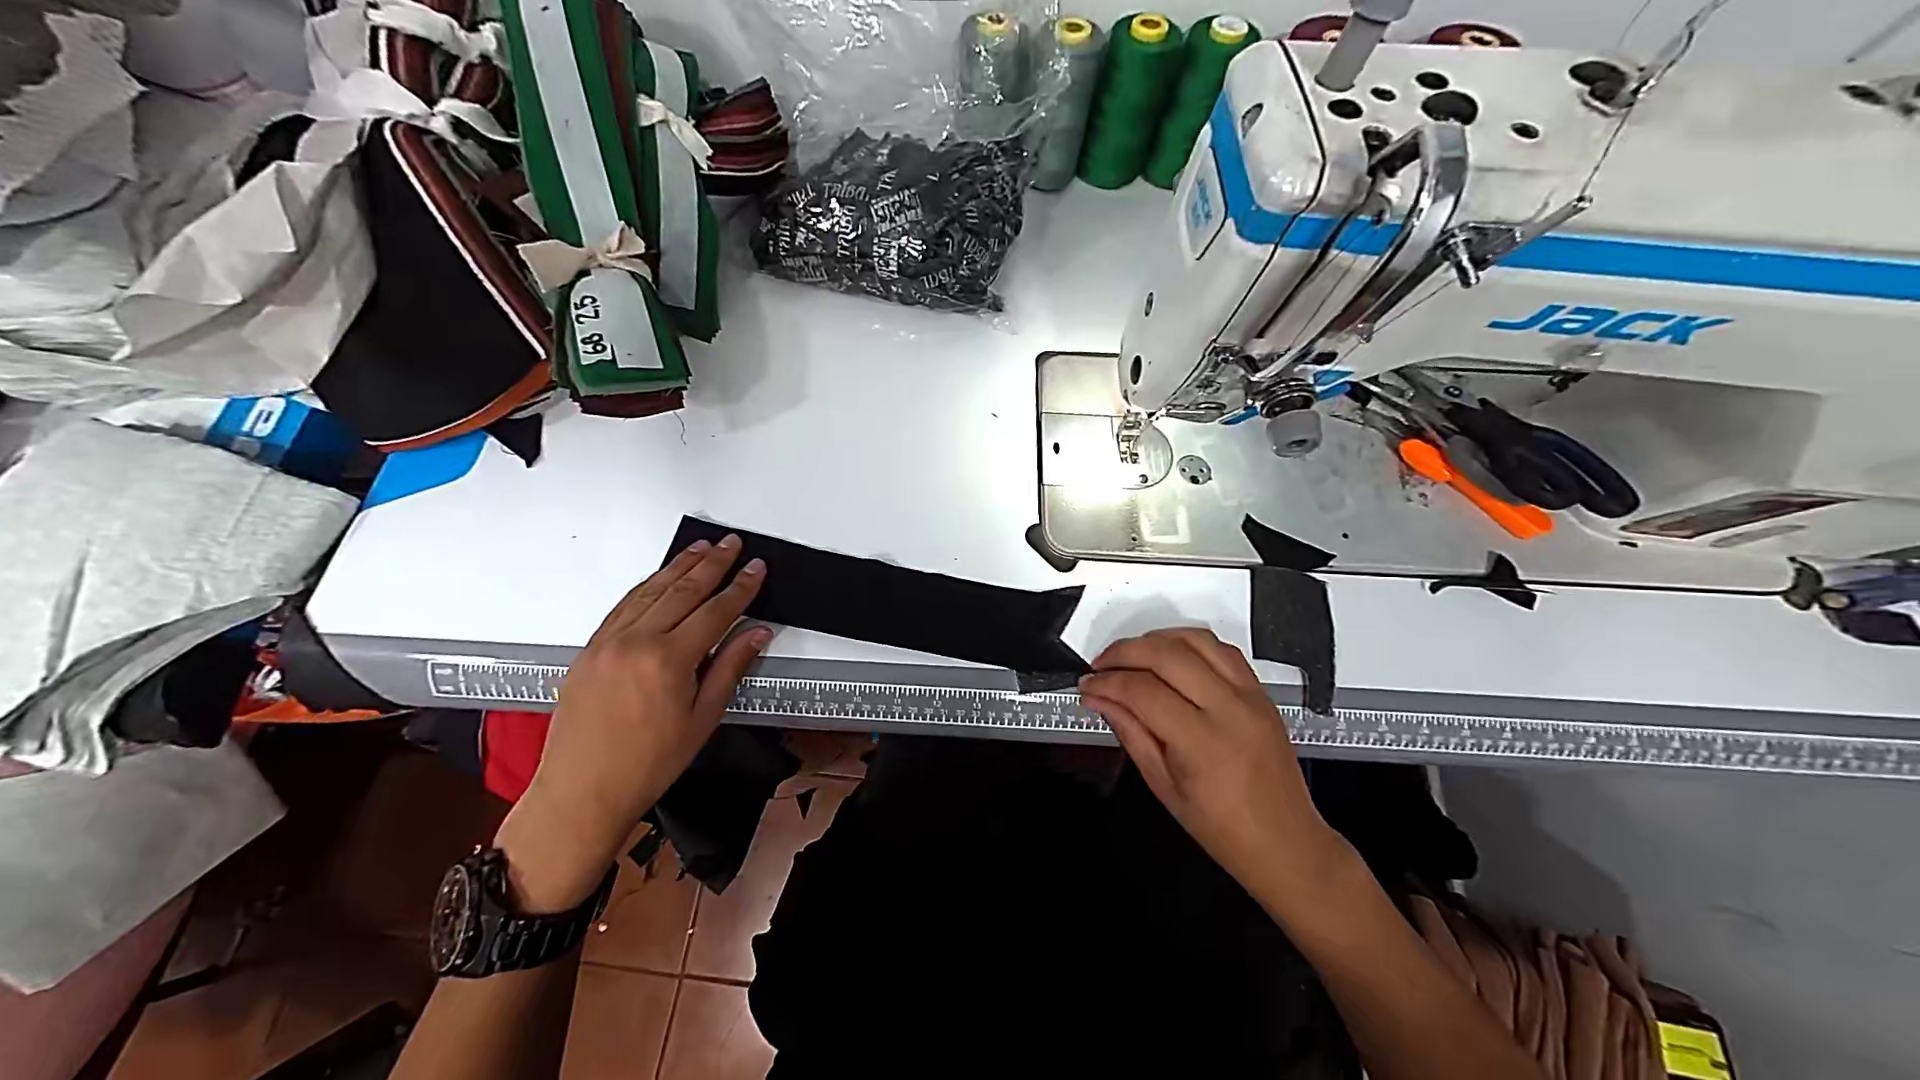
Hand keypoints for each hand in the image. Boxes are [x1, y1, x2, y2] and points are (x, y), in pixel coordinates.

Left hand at [493, 535, 770, 911]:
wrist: (583, 790)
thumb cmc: (644, 764)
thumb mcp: (702, 719)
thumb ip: (730, 668)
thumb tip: (755, 635)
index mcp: (668, 661)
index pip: (715, 610)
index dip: (740, 587)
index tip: (754, 569)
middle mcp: (635, 643)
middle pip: (683, 589)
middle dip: (713, 563)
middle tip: (732, 544)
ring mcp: (608, 642)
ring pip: (651, 589)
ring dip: (680, 565)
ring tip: (701, 547)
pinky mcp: (590, 648)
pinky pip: (623, 604)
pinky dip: (647, 584)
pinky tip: (660, 576)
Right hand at [1078, 629, 1339, 892]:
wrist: (1284, 842)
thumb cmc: (1225, 828)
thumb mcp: (1162, 785)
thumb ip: (1129, 732)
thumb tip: (1100, 700)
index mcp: (1202, 743)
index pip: (1141, 691)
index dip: (1106, 683)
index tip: (1088, 686)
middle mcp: (1230, 711)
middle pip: (1165, 654)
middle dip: (1123, 652)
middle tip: (1101, 666)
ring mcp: (1250, 698)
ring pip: (1195, 639)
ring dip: (1155, 639)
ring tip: (1131, 655)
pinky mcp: (1261, 693)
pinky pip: (1222, 649)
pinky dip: (1189, 644)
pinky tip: (1169, 656)